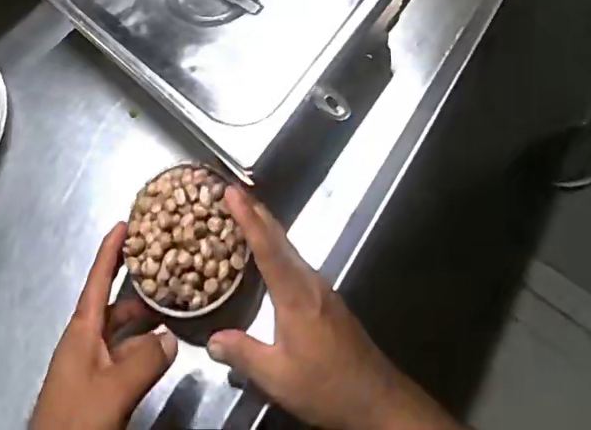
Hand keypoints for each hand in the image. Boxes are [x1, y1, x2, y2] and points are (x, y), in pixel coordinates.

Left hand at [29, 223, 178, 429]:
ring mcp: (89, 366)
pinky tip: (160, 351)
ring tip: (171, 309)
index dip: (109, 251)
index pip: (98, 280)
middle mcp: (84, 341)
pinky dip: (141, 348)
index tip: (123, 224)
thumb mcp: (114, 388)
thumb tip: (170, 336)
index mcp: (81, 330)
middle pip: (112, 303)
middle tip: (160, 265)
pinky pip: (122, 356)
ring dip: (142, 321)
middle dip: (134, 284)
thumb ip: (144, 359)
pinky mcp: (95, 389)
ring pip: (119, 332)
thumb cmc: (77, 420)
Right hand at [205, 186, 460, 429]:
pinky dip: (277, 247)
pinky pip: (295, 261)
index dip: (247, 217)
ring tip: (246, 215)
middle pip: (280, 238)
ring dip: (267, 227)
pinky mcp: (327, 298)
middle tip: (233, 191)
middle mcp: (309, 281)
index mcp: (294, 294)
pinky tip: (269, 254)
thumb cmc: (328, 386)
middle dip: (257, 212)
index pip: (266, 246)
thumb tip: (212, 340)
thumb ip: (244, 354)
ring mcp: (321, 288)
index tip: (232, 191)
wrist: (378, 399)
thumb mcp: (279, 377)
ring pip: (289, 247)